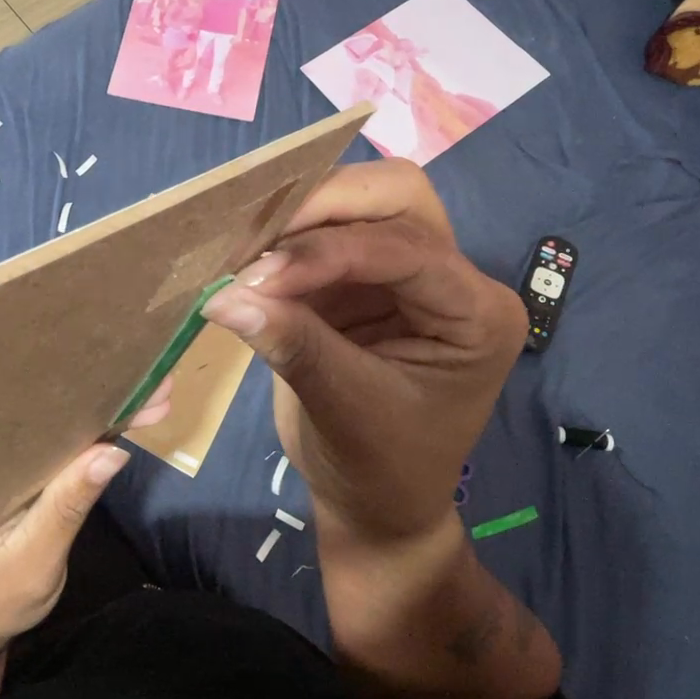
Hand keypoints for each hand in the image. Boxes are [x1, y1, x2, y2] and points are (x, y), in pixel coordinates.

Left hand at [0, 379, 171, 656]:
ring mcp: (20, 464)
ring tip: (157, 388)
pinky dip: (104, 436)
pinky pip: (70, 449)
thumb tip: (112, 451)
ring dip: (110, 409)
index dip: (83, 395)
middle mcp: (1, 454)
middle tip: (155, 375)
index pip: (35, 417)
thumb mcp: (31, 561)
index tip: (125, 375)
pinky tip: (135, 417)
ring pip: (65, 427)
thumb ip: (66, 507)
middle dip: (103, 390)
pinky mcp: (37, 477)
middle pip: (53, 413)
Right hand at [202, 160, 524, 540]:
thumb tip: (223, 296)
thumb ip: (294, 344)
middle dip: (323, 205)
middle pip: (395, 195)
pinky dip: (281, 241)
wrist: (374, 502)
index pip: (406, 248)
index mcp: (476, 313)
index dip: (328, 252)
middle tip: (257, 237)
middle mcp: (450, 277)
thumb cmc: (382, 468)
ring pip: (358, 202)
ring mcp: (403, 272)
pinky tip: (245, 260)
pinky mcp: (359, 279)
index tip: (258, 275)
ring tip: (243, 250)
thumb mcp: (345, 411)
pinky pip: (321, 234)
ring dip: (298, 218)